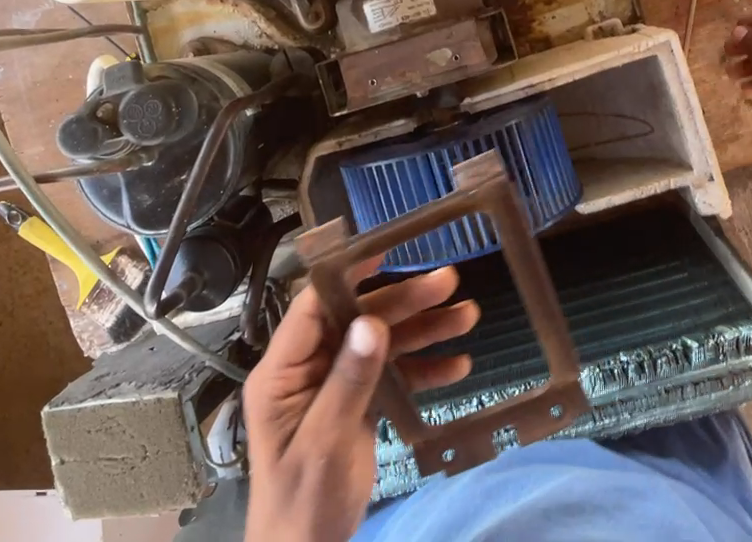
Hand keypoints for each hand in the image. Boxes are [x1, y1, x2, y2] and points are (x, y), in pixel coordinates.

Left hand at [242, 263, 480, 541]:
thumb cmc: (300, 502)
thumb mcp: (324, 443)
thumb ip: (347, 382)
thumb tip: (371, 322)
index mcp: (284, 370)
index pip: (314, 307)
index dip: (348, 275)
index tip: (386, 250)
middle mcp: (310, 368)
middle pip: (358, 320)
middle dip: (404, 302)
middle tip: (448, 283)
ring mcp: (336, 385)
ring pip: (381, 344)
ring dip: (423, 331)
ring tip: (467, 316)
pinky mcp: (358, 404)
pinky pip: (392, 375)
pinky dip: (424, 369)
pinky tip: (458, 366)